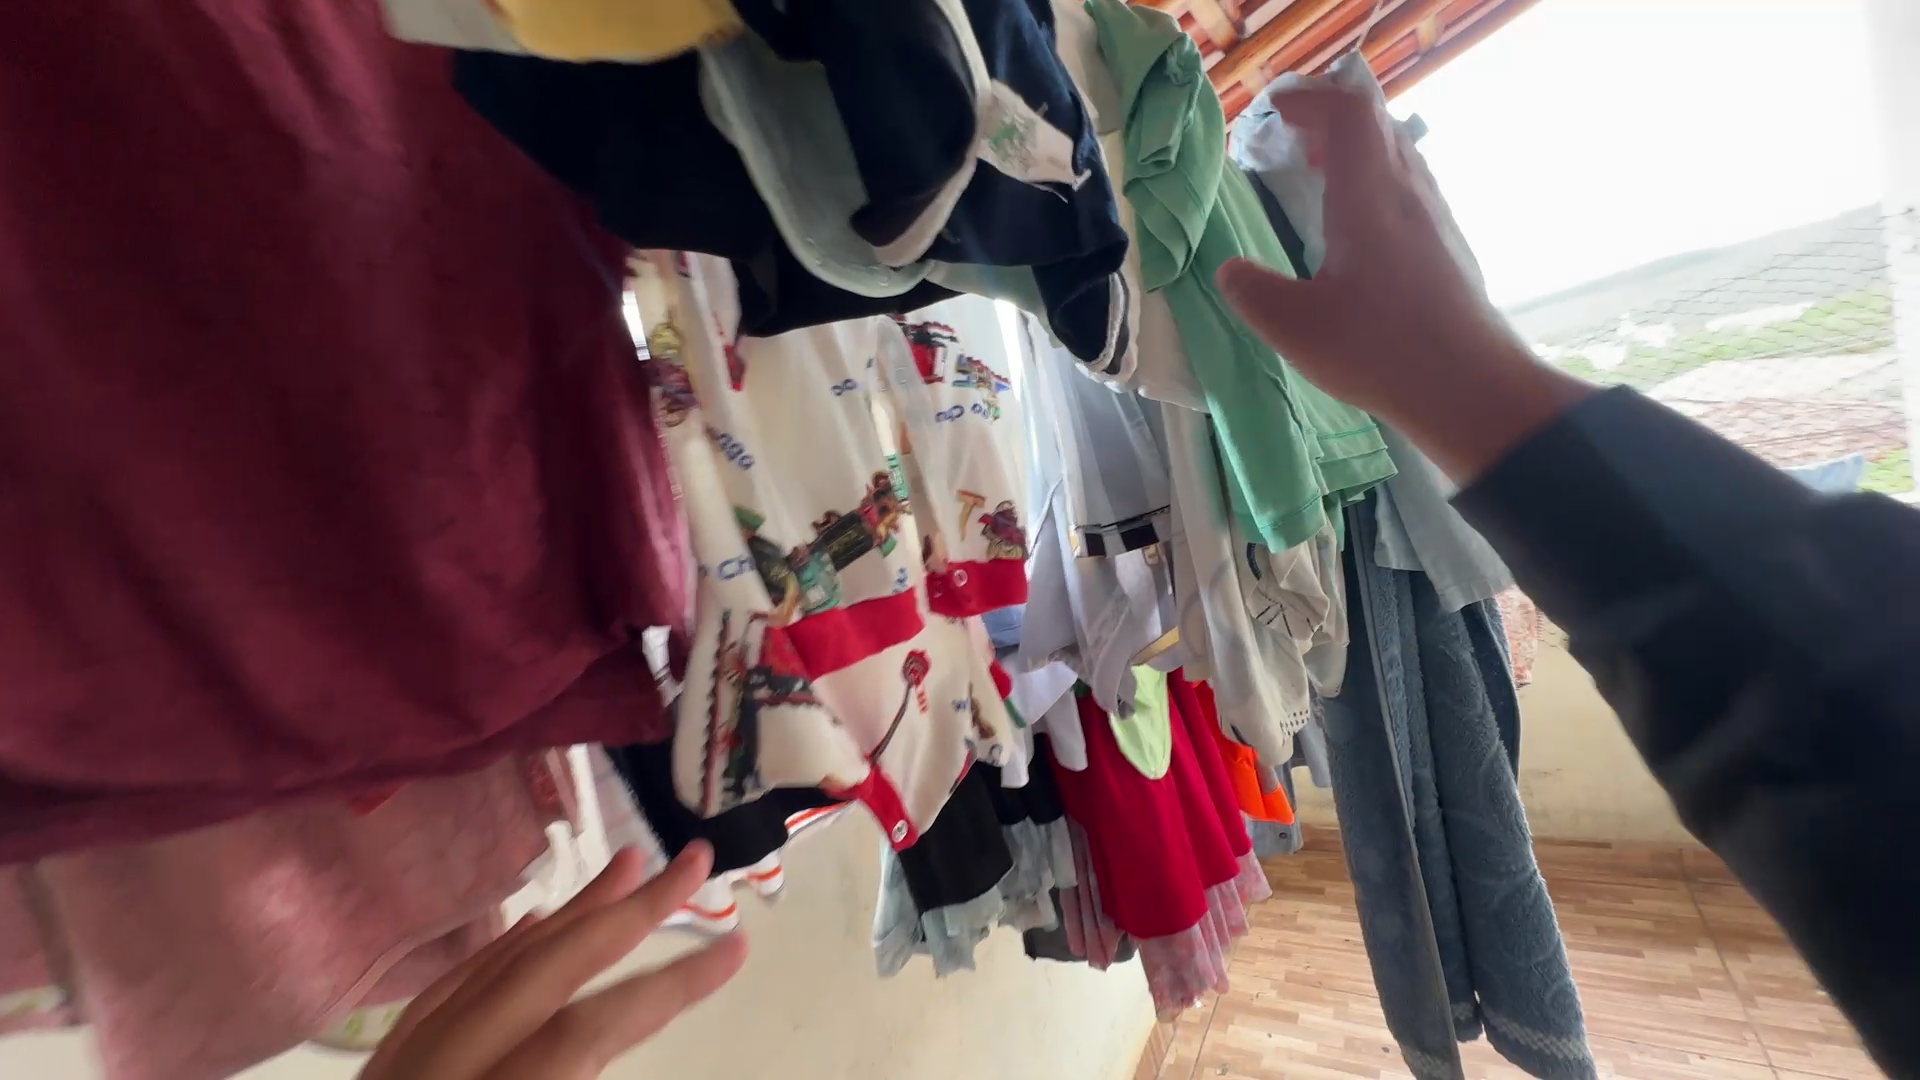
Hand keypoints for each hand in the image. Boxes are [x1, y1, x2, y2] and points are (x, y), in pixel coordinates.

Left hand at [358, 843, 746, 1079]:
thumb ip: (570, 1076)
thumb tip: (612, 1044)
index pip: (585, 1039)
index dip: (669, 990)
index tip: (737, 948)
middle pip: (540, 974)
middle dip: (627, 912)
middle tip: (693, 859)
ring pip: (493, 969)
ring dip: (569, 914)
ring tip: (628, 865)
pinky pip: (447, 995)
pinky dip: (502, 952)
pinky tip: (535, 925)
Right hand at [1217, 84, 1591, 480]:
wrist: (1465, 384)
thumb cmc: (1376, 349)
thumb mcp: (1292, 326)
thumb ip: (1251, 292)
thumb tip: (1230, 270)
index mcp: (1369, 199)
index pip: (1347, 116)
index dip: (1310, 100)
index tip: (1274, 111)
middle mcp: (1407, 195)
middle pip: (1376, 127)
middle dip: (1329, 120)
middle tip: (1291, 139)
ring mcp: (1432, 219)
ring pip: (1395, 157)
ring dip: (1354, 151)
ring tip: (1318, 172)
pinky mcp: (1443, 248)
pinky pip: (1405, 189)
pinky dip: (1371, 182)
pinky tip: (1352, 226)